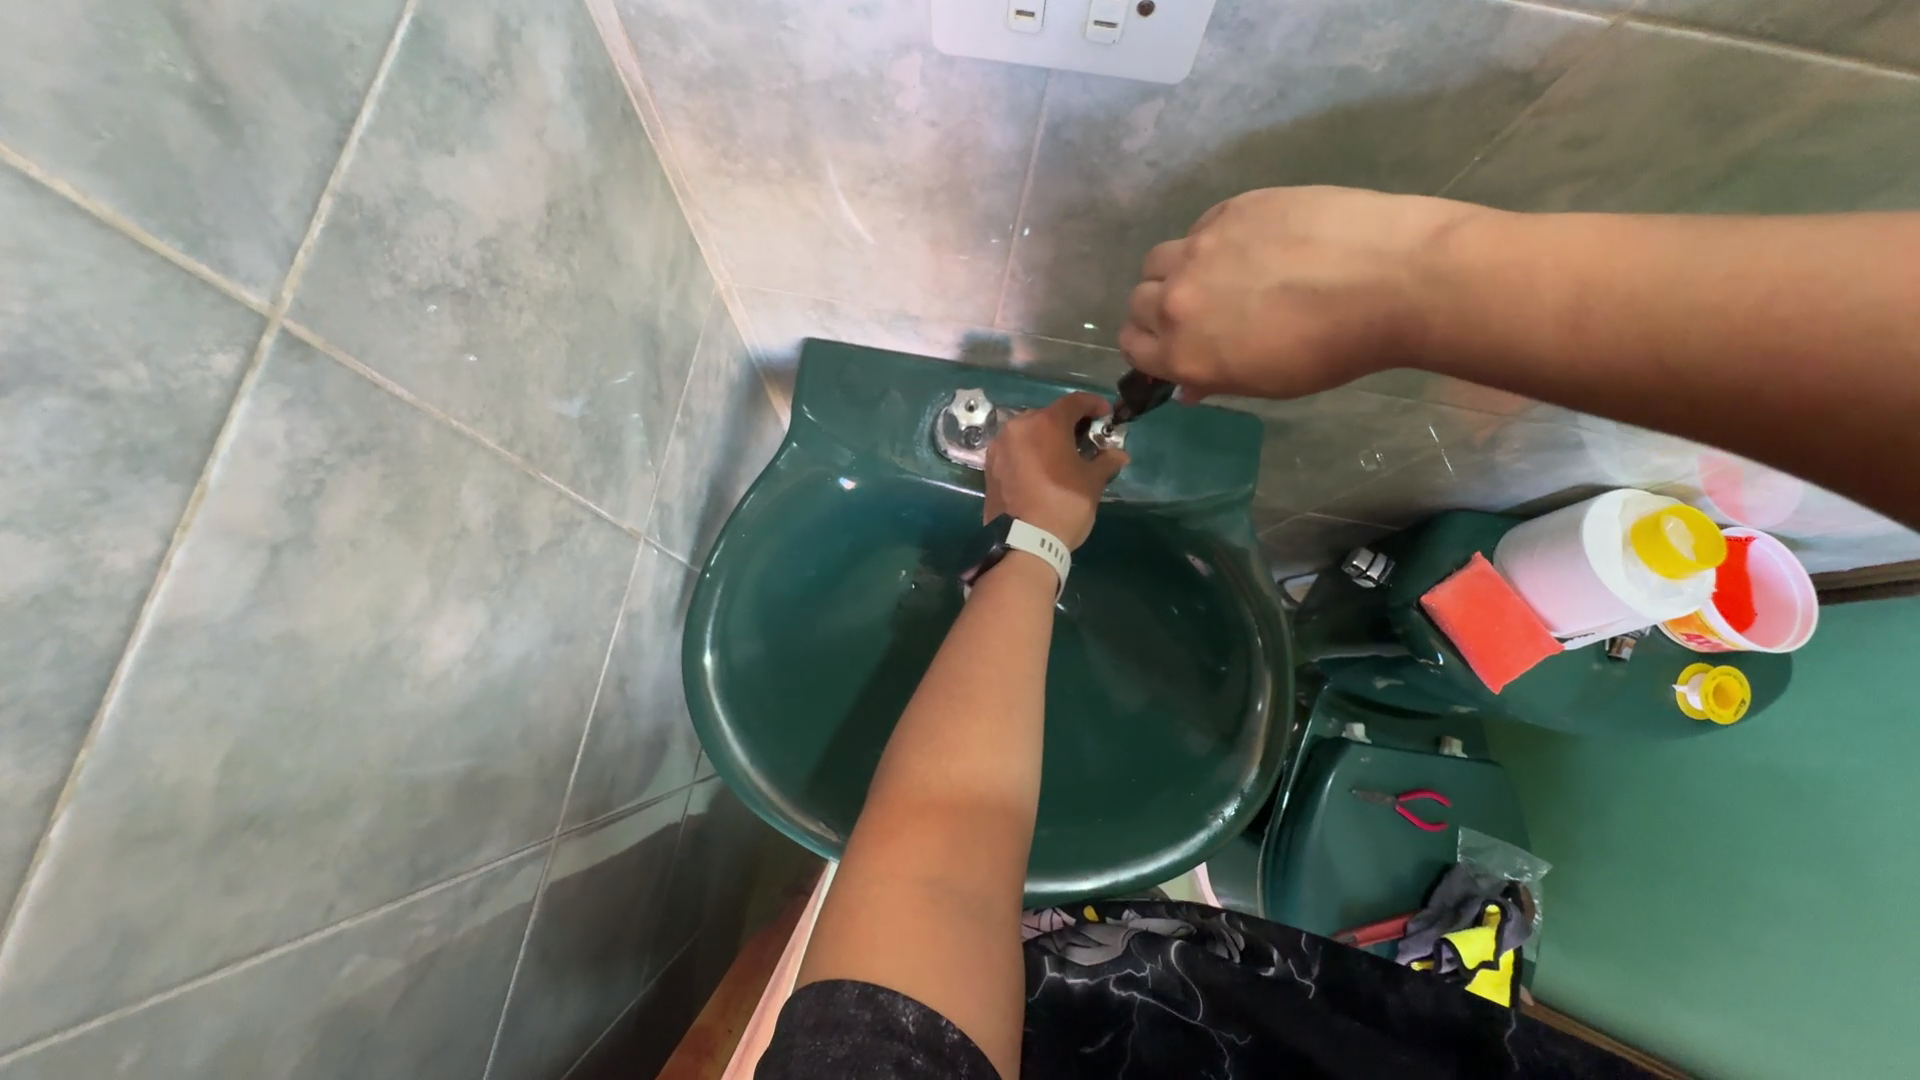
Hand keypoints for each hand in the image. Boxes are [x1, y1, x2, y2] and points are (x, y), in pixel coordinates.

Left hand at [983, 393, 1128, 548]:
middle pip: (1048, 415)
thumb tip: (1119, 455)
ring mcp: (999, 446)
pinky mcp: (989, 466)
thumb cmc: (1064, 506)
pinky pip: (1014, 449)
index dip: (1093, 404)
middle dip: (1069, 424)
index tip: (1106, 415)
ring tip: (1063, 456)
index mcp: (1045, 423)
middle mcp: (1018, 427)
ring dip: (1046, 438)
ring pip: (1028, 432)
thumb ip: (1106, 462)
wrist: (1023, 542)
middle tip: (1086, 439)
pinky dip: (1029, 452)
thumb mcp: (1092, 482)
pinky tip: (1042, 468)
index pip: (1074, 402)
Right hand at [1118, 186, 1486, 399]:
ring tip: (1220, 272)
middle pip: (1139, 300)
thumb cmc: (1331, 351)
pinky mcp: (1230, 208)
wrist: (1392, 280)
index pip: (1132, 345)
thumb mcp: (1266, 383)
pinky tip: (1254, 244)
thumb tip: (1188, 384)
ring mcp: (1200, 249)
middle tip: (1201, 308)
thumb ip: (1214, 379)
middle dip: (1158, 308)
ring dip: (1177, 269)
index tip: (1171, 342)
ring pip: (1161, 259)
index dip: (1148, 345)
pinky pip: (1200, 227)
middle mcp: (1177, 301)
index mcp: (1183, 354)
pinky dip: (1213, 240)